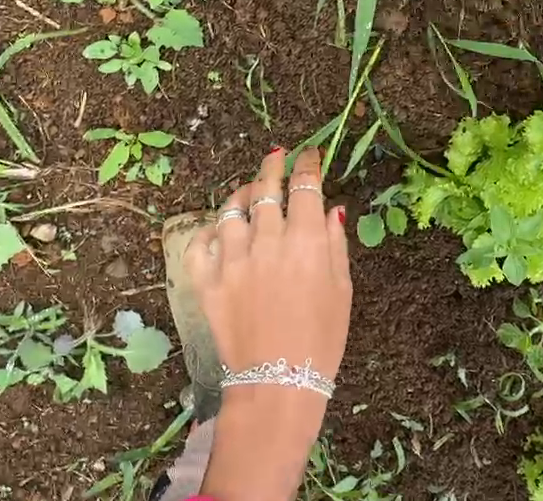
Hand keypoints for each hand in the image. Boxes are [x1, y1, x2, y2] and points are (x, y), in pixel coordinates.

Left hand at [189, 149, 350, 500]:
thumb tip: (329, 208)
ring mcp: (233, 260)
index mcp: (305, 242)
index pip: (305, 186)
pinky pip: (201, 243)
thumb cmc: (320, 340)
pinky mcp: (208, 282)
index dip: (308, 165)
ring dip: (242, 194)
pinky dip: (209, 230)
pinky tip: (218, 227)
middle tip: (277, 157)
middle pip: (266, 189)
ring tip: (248, 189)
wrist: (277, 386)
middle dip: (273, 167)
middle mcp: (267, 242)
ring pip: (232, 210)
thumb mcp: (341, 290)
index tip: (309, 156)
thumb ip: (334, 243)